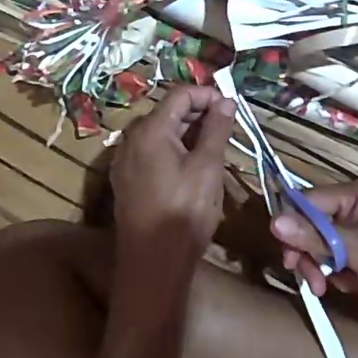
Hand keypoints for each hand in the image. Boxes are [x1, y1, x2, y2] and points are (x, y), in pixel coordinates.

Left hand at [110, 86, 236, 254]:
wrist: (153, 263)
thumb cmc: (185, 210)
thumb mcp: (208, 166)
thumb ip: (216, 128)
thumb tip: (225, 101)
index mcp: (150, 131)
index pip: (180, 94)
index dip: (208, 95)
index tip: (232, 107)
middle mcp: (131, 140)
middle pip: (168, 110)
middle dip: (199, 112)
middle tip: (228, 126)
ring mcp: (125, 161)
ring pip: (160, 131)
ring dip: (189, 130)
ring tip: (216, 145)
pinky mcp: (127, 180)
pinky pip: (152, 151)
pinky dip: (175, 147)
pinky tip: (194, 164)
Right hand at [270, 180, 357, 337]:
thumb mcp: (357, 250)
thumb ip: (316, 236)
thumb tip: (273, 221)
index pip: (308, 200)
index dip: (292, 226)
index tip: (289, 257)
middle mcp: (355, 206)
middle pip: (308, 223)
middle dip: (305, 252)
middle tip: (309, 279)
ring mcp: (357, 232)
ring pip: (315, 245)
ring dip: (315, 268)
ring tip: (324, 288)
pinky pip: (328, 260)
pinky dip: (328, 275)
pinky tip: (340, 287)